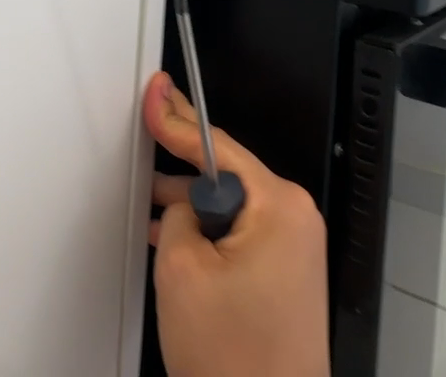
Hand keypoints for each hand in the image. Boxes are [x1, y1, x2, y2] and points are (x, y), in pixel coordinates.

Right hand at [143, 71, 328, 376]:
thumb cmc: (237, 360)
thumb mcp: (182, 270)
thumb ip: (177, 217)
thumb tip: (182, 207)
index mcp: (278, 205)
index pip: (216, 146)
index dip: (176, 120)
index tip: (158, 94)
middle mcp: (294, 218)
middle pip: (226, 171)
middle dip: (180, 164)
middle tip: (151, 132)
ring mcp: (293, 246)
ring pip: (230, 204)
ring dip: (189, 206)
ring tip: (150, 201)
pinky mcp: (285, 270)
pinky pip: (241, 230)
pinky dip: (208, 231)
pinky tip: (174, 234)